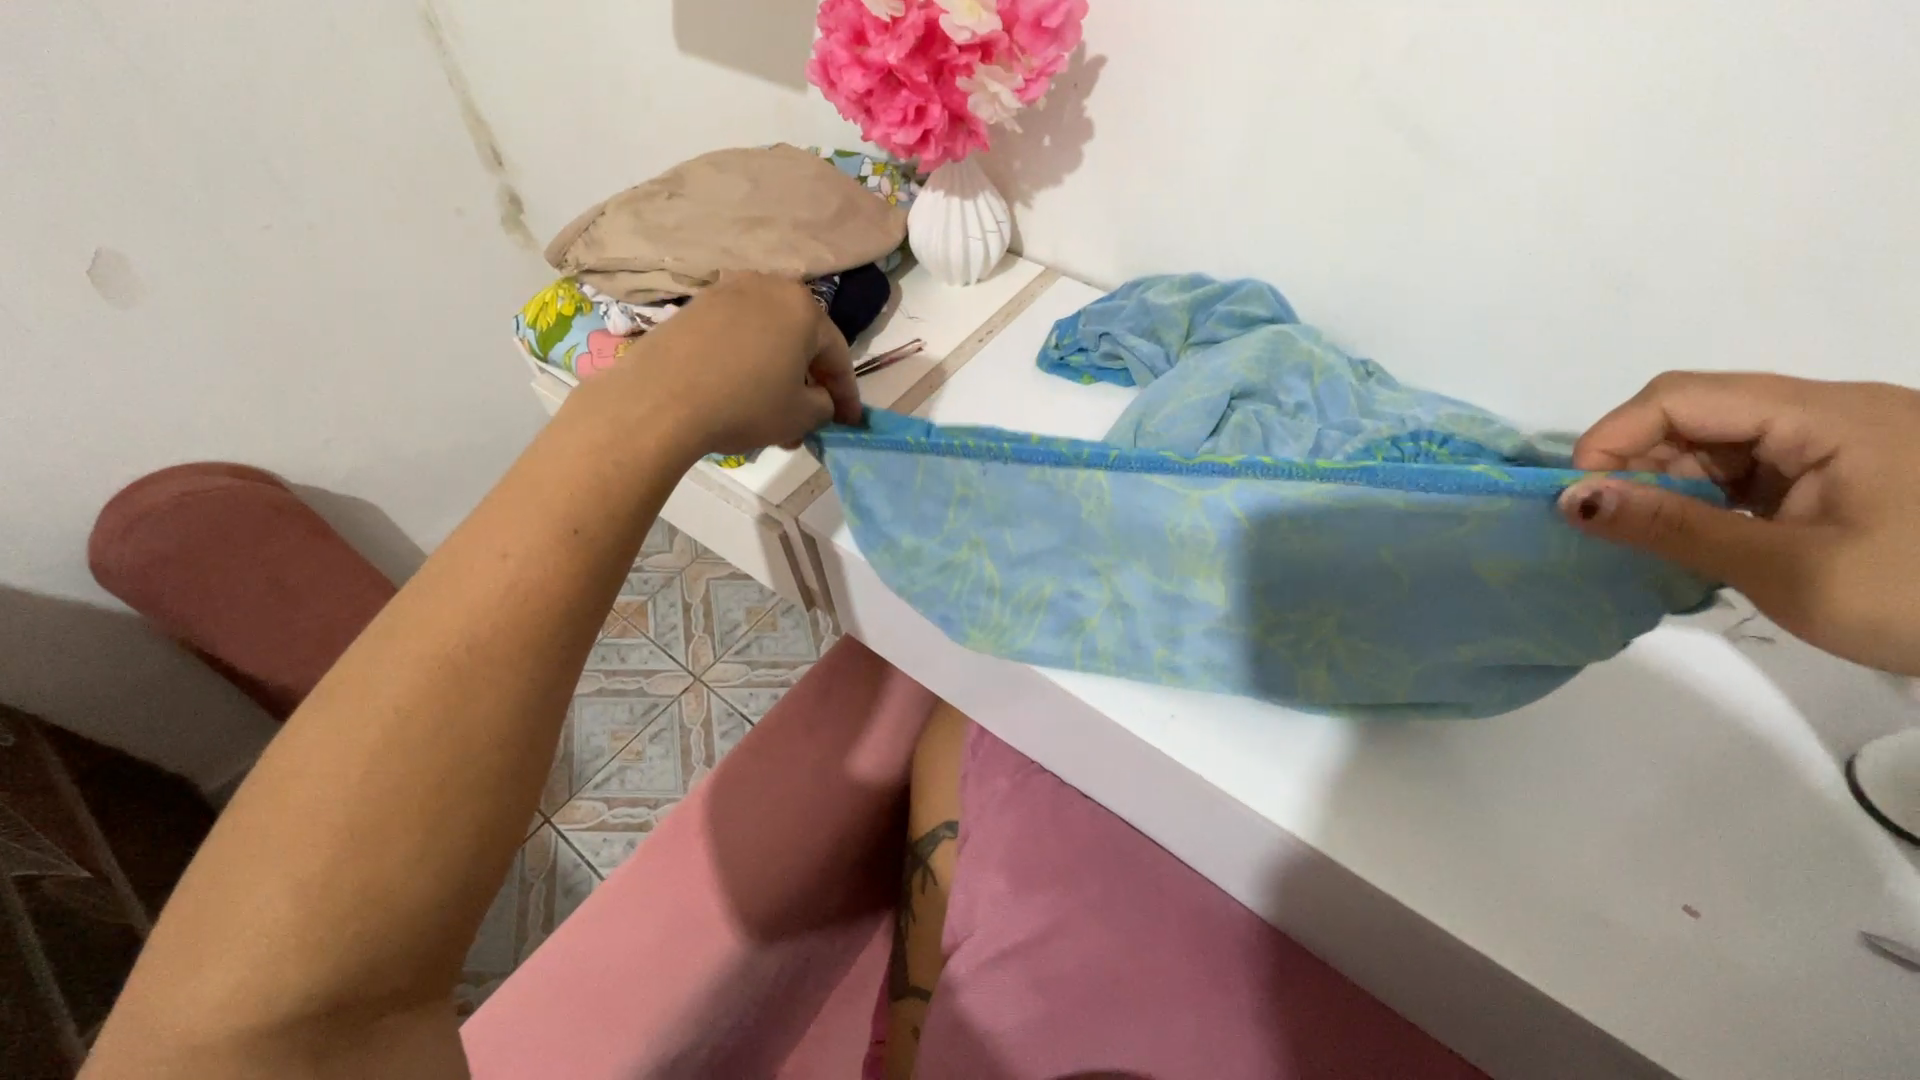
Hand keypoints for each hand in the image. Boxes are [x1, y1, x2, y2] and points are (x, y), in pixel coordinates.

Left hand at [574, 273, 860, 456]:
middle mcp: (769, 286)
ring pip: (768, 337)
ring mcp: (727, 291)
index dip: (847, 395)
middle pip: (801, 340)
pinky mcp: (694, 307)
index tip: (850, 422)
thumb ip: (825, 405)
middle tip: (812, 419)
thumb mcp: (801, 416)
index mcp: (805, 307)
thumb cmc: (745, 404)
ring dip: (777, 373)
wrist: (660, 399)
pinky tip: (741, 393)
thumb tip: (819, 400)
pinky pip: (736, 336)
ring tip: (774, 412)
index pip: (838, 356)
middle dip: (810, 382)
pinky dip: (747, 362)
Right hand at [1557, 372, 1919, 674]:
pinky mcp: (1850, 474)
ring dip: (1670, 482)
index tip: (1576, 496)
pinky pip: (1754, 468)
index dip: (1614, 436)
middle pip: (1700, 412)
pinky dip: (1709, 497)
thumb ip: (1671, 527)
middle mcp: (1836, 412)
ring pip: (1721, 441)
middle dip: (1637, 461)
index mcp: (1830, 416)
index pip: (1684, 396)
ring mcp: (1847, 442)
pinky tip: (1696, 534)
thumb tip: (1572, 500)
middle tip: (1605, 523)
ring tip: (1647, 535)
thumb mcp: (1783, 569)